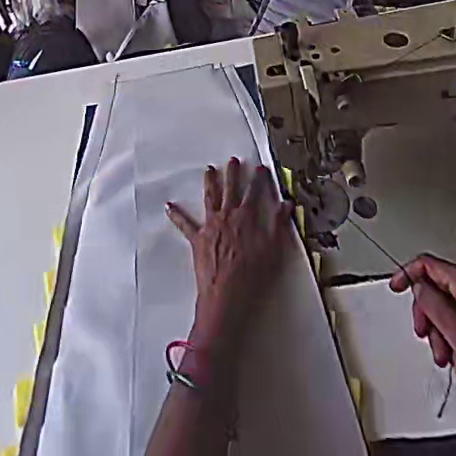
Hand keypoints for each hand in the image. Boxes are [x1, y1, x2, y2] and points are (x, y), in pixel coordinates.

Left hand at [167, 158, 293, 350]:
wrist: (226, 295)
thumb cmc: (252, 275)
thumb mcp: (273, 249)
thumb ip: (279, 224)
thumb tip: (287, 204)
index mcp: (246, 218)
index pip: (254, 192)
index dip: (259, 179)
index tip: (261, 168)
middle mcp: (227, 216)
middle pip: (230, 189)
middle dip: (233, 173)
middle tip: (233, 160)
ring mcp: (210, 226)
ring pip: (210, 198)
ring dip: (210, 183)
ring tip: (209, 170)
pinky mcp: (197, 239)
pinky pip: (185, 225)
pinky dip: (177, 215)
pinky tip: (169, 206)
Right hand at [387, 254, 455, 405]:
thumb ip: (432, 305)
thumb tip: (418, 287)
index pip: (430, 264)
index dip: (409, 273)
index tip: (397, 285)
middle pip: (438, 288)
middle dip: (428, 313)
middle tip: (426, 333)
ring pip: (449, 308)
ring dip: (441, 333)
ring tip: (447, 354)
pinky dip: (455, 339)